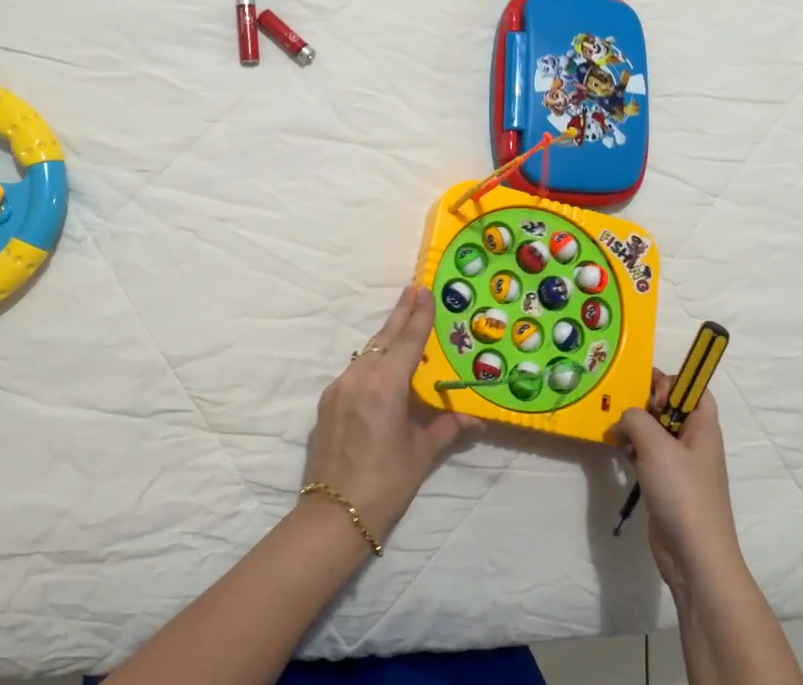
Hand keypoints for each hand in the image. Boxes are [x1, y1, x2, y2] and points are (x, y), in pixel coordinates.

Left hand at [302, 285, 478, 540]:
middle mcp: (359, 378)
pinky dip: (372, 361)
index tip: (424, 289)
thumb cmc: (386, 482)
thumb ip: (447, 428)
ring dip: (385, 339)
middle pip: (383, 338)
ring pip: (366, 354)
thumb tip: (475, 419)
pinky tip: (383, 366)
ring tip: (403, 325)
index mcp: (385, 385)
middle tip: (414, 289)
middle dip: (400, 314)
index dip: (419, 315)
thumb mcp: (422, 453)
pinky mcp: (327, 403)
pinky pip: (354, 371)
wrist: (334, 514)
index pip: (408, 341)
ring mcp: (338, 389)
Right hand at [610, 371, 742, 595]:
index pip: (693, 388)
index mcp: (703, 426)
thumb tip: (623, 418)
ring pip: (655, 432)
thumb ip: (636, 419)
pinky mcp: (665, 483)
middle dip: (644, 403)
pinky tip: (617, 452)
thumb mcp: (656, 446)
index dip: (671, 381)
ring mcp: (680, 464)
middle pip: (670, 408)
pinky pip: (647, 455)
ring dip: (634, 428)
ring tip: (613, 430)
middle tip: (620, 405)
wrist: (694, 554)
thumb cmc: (682, 493)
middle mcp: (694, 441)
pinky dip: (632, 450)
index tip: (645, 389)